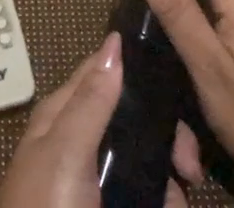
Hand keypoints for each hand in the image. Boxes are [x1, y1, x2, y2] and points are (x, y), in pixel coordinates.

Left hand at [0, 31, 203, 207]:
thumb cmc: (44, 206)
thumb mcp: (65, 150)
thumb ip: (91, 100)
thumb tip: (114, 41)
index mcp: (65, 116)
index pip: (107, 73)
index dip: (141, 74)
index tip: (182, 88)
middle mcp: (85, 142)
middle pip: (139, 123)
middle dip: (170, 142)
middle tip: (189, 167)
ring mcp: (100, 180)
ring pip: (151, 166)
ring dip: (171, 186)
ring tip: (173, 204)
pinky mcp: (117, 205)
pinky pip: (152, 198)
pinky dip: (165, 203)